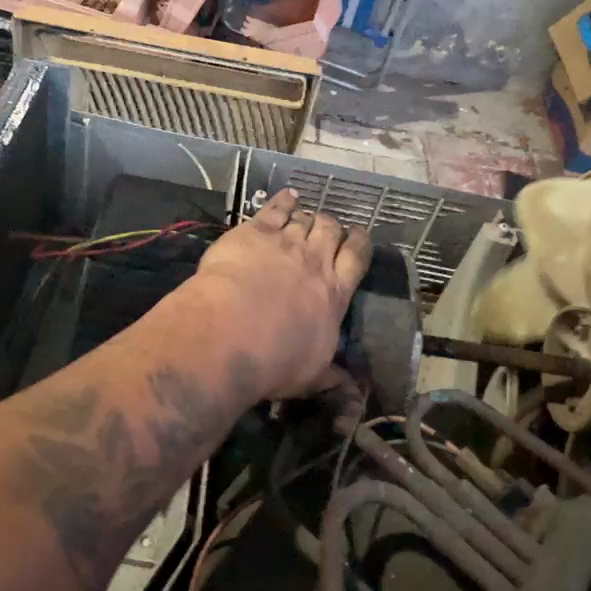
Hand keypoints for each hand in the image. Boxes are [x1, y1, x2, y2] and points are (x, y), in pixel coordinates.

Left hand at [180, 189, 370, 399]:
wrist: (231, 332)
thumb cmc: (275, 360)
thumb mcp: (311, 376)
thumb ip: (333, 378)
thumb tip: (355, 395)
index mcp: (335, 294)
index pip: (357, 258)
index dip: (359, 244)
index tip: (358, 238)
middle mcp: (315, 261)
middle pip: (331, 231)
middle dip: (332, 227)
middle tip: (327, 229)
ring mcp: (285, 242)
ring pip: (304, 218)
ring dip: (307, 216)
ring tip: (305, 215)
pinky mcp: (255, 231)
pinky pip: (275, 209)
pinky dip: (283, 200)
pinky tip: (287, 195)